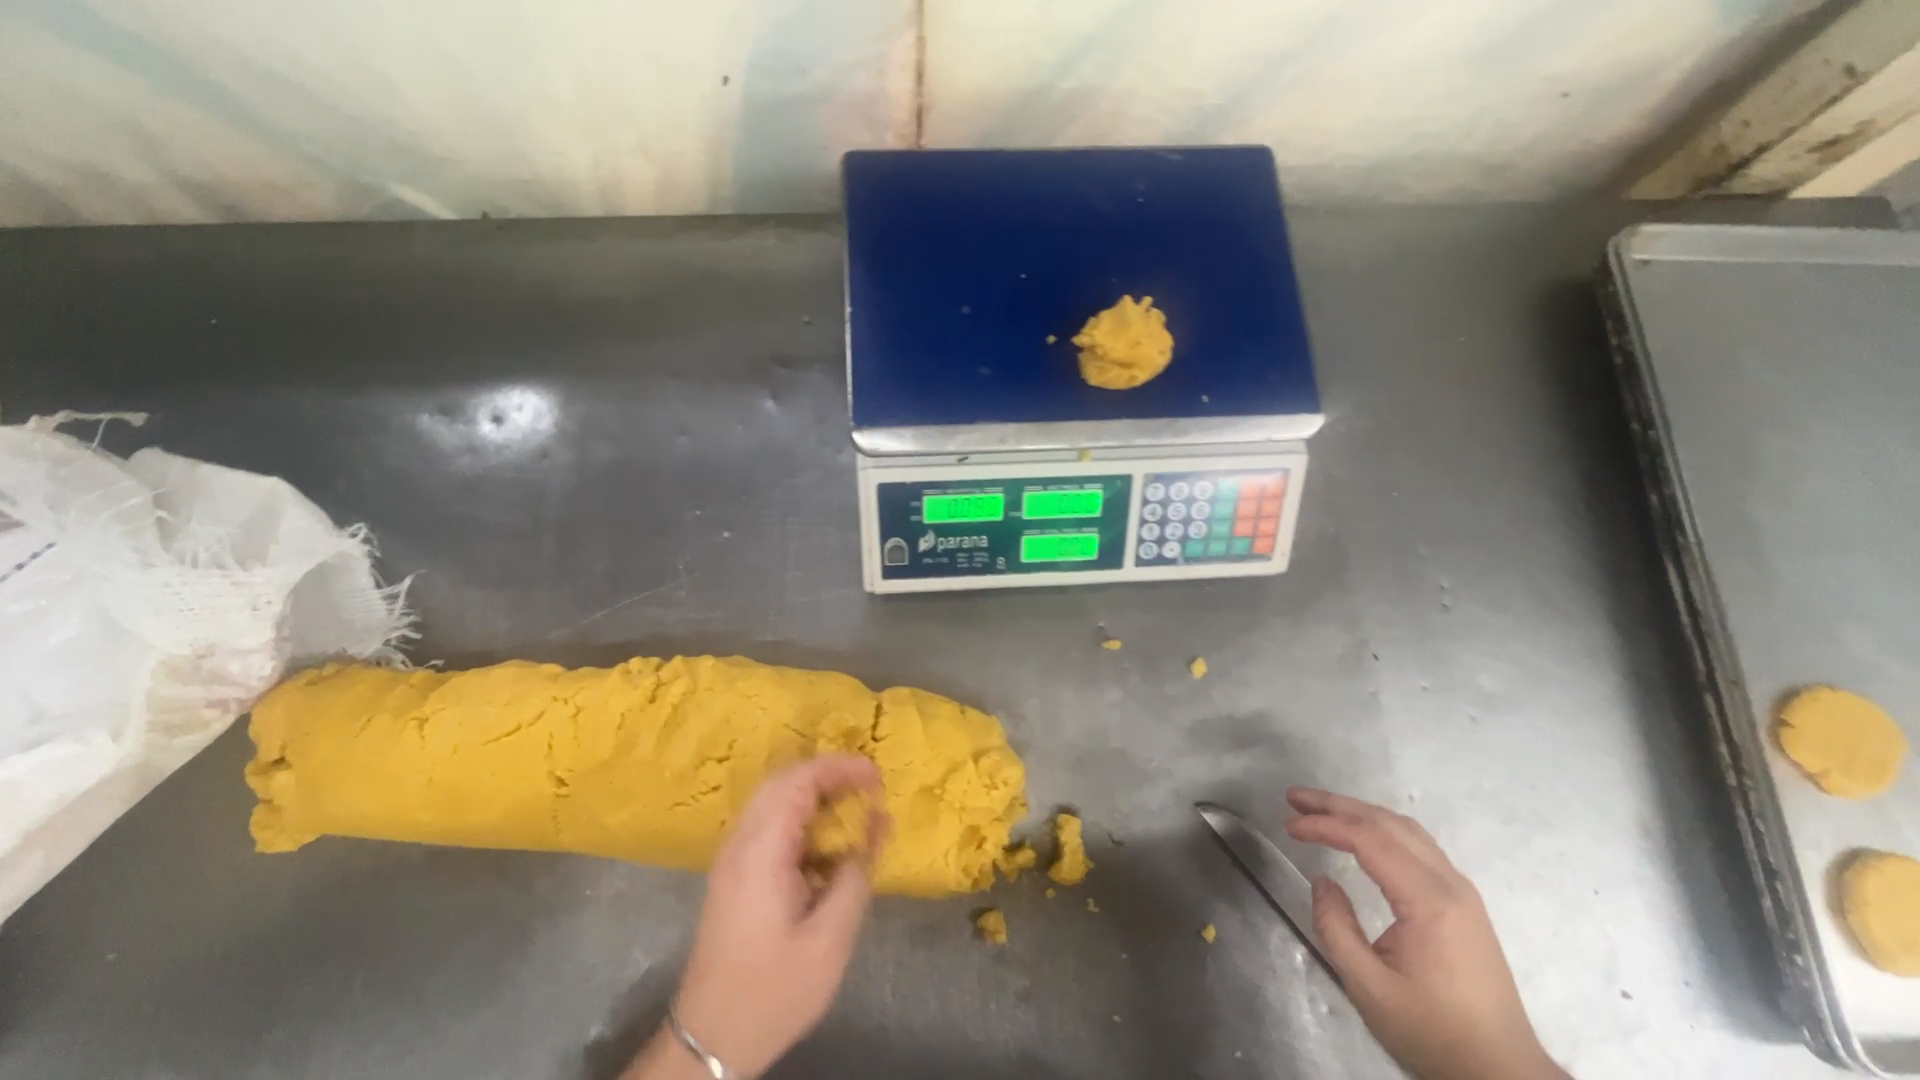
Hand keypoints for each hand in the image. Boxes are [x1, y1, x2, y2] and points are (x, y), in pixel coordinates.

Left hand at [625, 756, 888, 1079]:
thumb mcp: (830, 938)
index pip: (797, 781)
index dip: (839, 768)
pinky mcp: (733, 879)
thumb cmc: (774, 990)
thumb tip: (876, 824)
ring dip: (814, 797)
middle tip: (870, 788)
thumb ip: (855, 874)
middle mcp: (740, 845)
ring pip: (772, 804)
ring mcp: (732, 861)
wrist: (711, 1038)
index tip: (878, 776)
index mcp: (760, 852)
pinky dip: (801, 822)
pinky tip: (829, 848)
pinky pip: (768, 829)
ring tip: (856, 812)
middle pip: (781, 783)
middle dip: (828, 775)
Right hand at [1285, 788, 1569, 1079]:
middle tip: (1294, 798)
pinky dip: (1382, 831)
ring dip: (1361, 813)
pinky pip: (1420, 848)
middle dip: (1338, 805)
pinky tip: (1362, 837)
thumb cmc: (1432, 1031)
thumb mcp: (1369, 988)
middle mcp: (1450, 884)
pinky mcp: (1464, 905)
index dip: (1325, 825)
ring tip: (1321, 809)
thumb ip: (1336, 928)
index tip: (1288, 826)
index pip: (1369, 840)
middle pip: (1389, 824)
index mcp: (1429, 900)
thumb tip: (1322, 882)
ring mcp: (1462, 893)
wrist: (1500, 1070)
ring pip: (1408, 831)